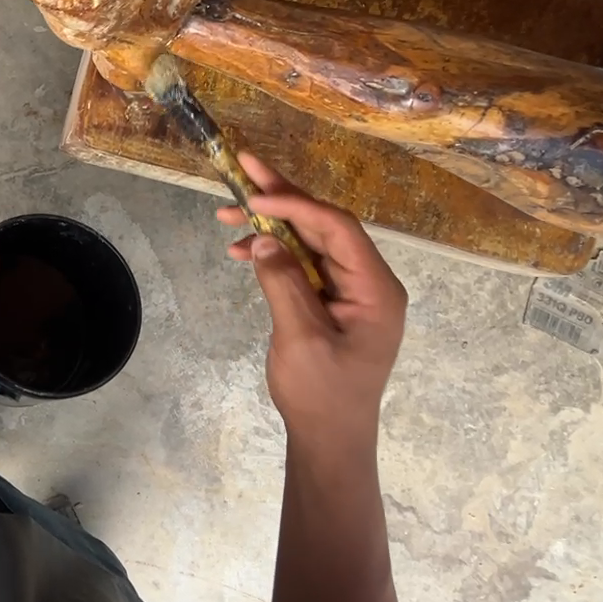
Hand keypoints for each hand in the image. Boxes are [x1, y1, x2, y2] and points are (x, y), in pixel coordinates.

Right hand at [217, 154, 406, 453]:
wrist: (329, 435)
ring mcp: (347, 289)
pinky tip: (239, 250)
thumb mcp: (301, 338)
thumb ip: (284, 285)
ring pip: (307, 238)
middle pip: (323, 224)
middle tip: (242, 167)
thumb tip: (261, 240)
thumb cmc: (322, 392)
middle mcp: (366, 281)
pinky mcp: (327, 298)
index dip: (295, 205)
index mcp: (376, 289)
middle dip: (281, 197)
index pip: (337, 229)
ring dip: (268, 223)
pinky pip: (298, 260)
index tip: (253, 197)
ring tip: (226, 211)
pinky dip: (269, 250)